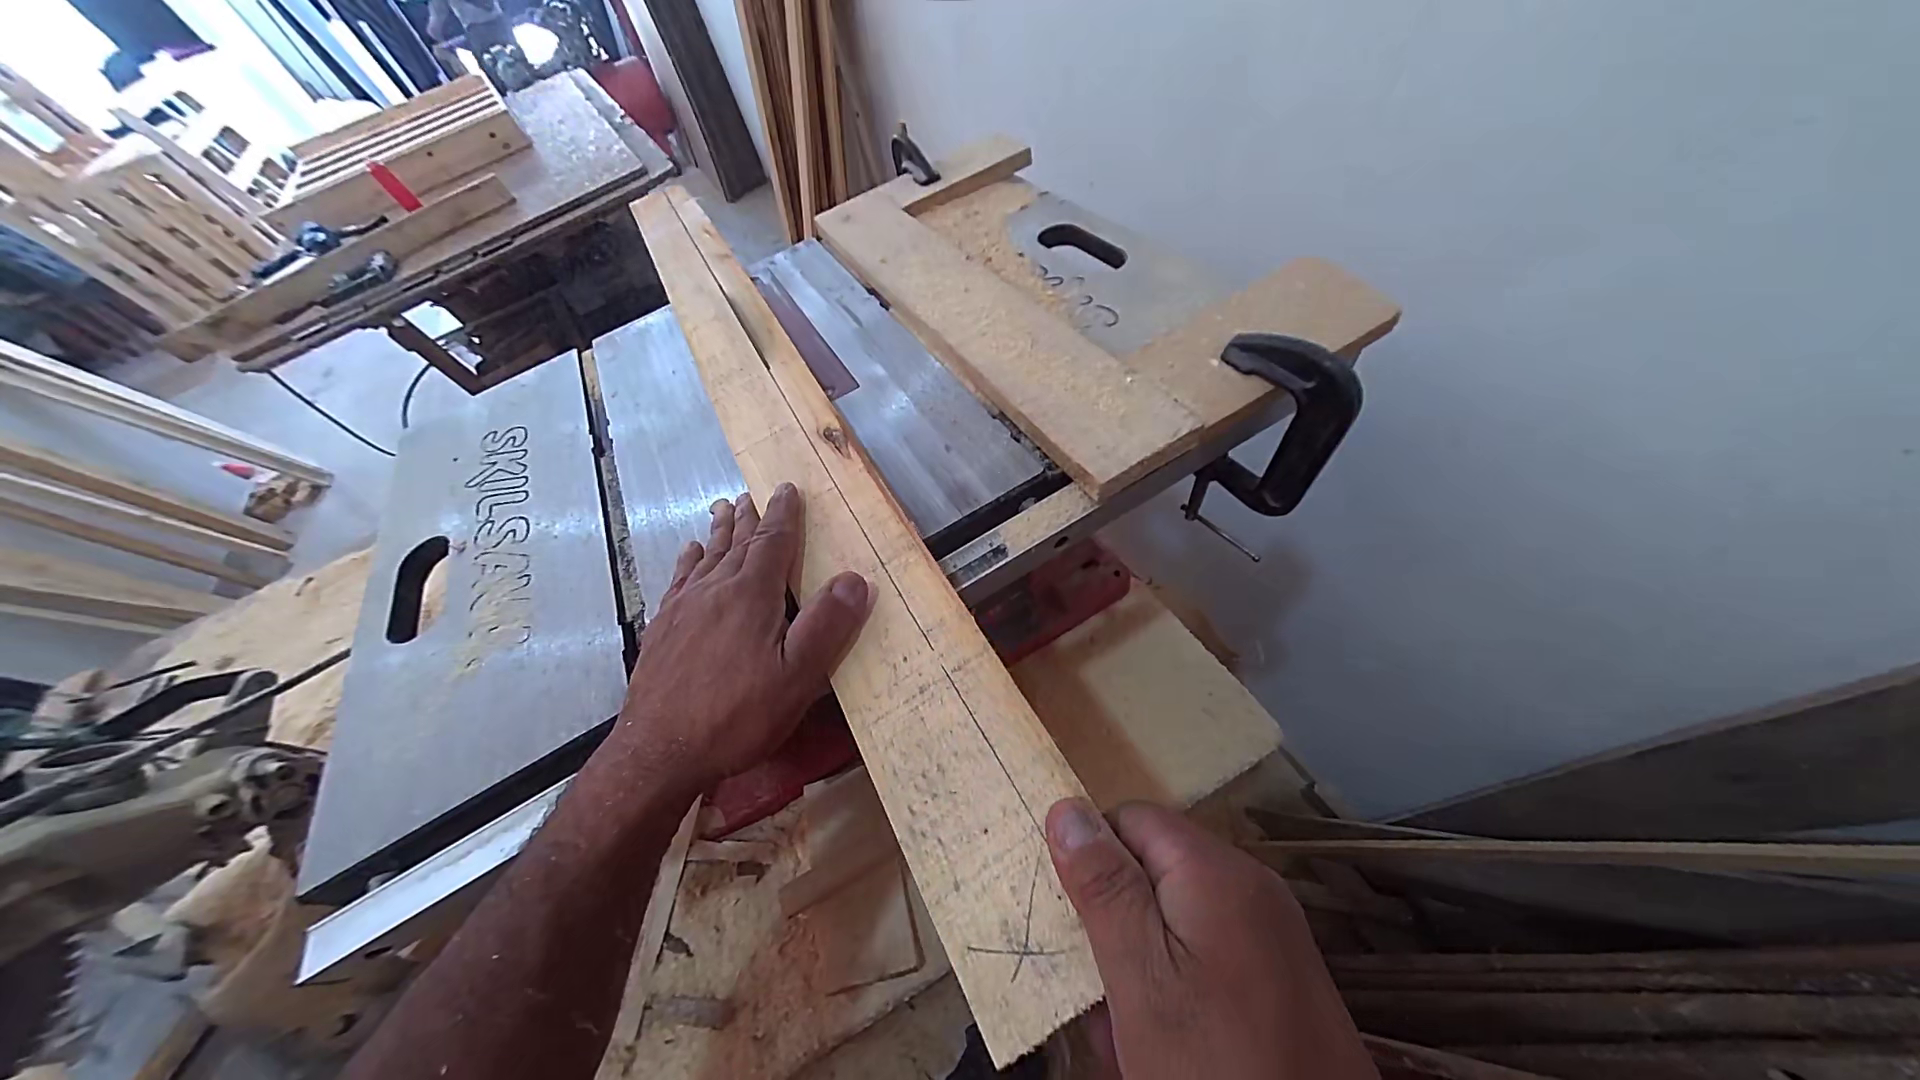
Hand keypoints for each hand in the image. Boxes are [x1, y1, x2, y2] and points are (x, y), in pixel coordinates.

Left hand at [612, 483, 870, 787]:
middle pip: (737, 544)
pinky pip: (680, 580)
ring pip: (708, 557)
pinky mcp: (663, 628)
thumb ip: (826, 626)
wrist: (658, 752)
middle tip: (757, 495)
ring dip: (722, 532)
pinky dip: (689, 560)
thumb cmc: (736, 717)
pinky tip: (690, 553)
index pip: (772, 543)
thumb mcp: (797, 678)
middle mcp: (714, 591)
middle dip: (752, 518)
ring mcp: (683, 608)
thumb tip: (855, 579)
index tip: (788, 489)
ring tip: (726, 509)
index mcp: (750, 596)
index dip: (784, 515)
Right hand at [1045, 799, 1377, 1079]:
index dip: (1095, 858)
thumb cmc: (1215, 1066)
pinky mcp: (1278, 971)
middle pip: (1154, 864)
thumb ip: (1103, 886)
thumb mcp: (1140, 975)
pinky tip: (1167, 1036)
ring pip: (1175, 911)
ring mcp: (1270, 929)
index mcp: (1216, 869)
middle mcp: (1250, 884)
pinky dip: (1176, 977)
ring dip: (1140, 955)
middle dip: (1116, 916)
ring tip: (1127, 1026)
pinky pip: (1207, 947)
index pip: (1131, 818)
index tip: (1077, 918)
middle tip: (1099, 985)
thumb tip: (1066, 808)